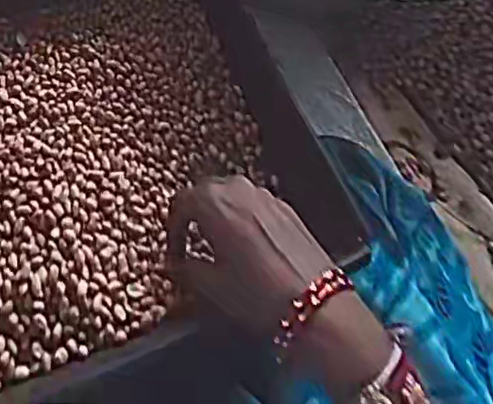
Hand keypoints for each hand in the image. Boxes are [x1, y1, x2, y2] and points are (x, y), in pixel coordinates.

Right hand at [168, 176, 393, 394]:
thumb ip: (186, 269)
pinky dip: (245, 215)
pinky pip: (254, 202)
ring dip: (220, 211)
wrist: (318, 306)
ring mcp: (264, 193)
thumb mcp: (213, 287)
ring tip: (221, 242)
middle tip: (192, 241)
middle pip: (204, 191)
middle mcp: (237, 187)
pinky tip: (250, 243)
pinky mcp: (285, 205)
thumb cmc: (260, 295)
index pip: (180, 202)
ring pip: (231, 193)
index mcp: (213, 201)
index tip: (174, 249)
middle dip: (195, 213)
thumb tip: (174, 265)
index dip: (173, 227)